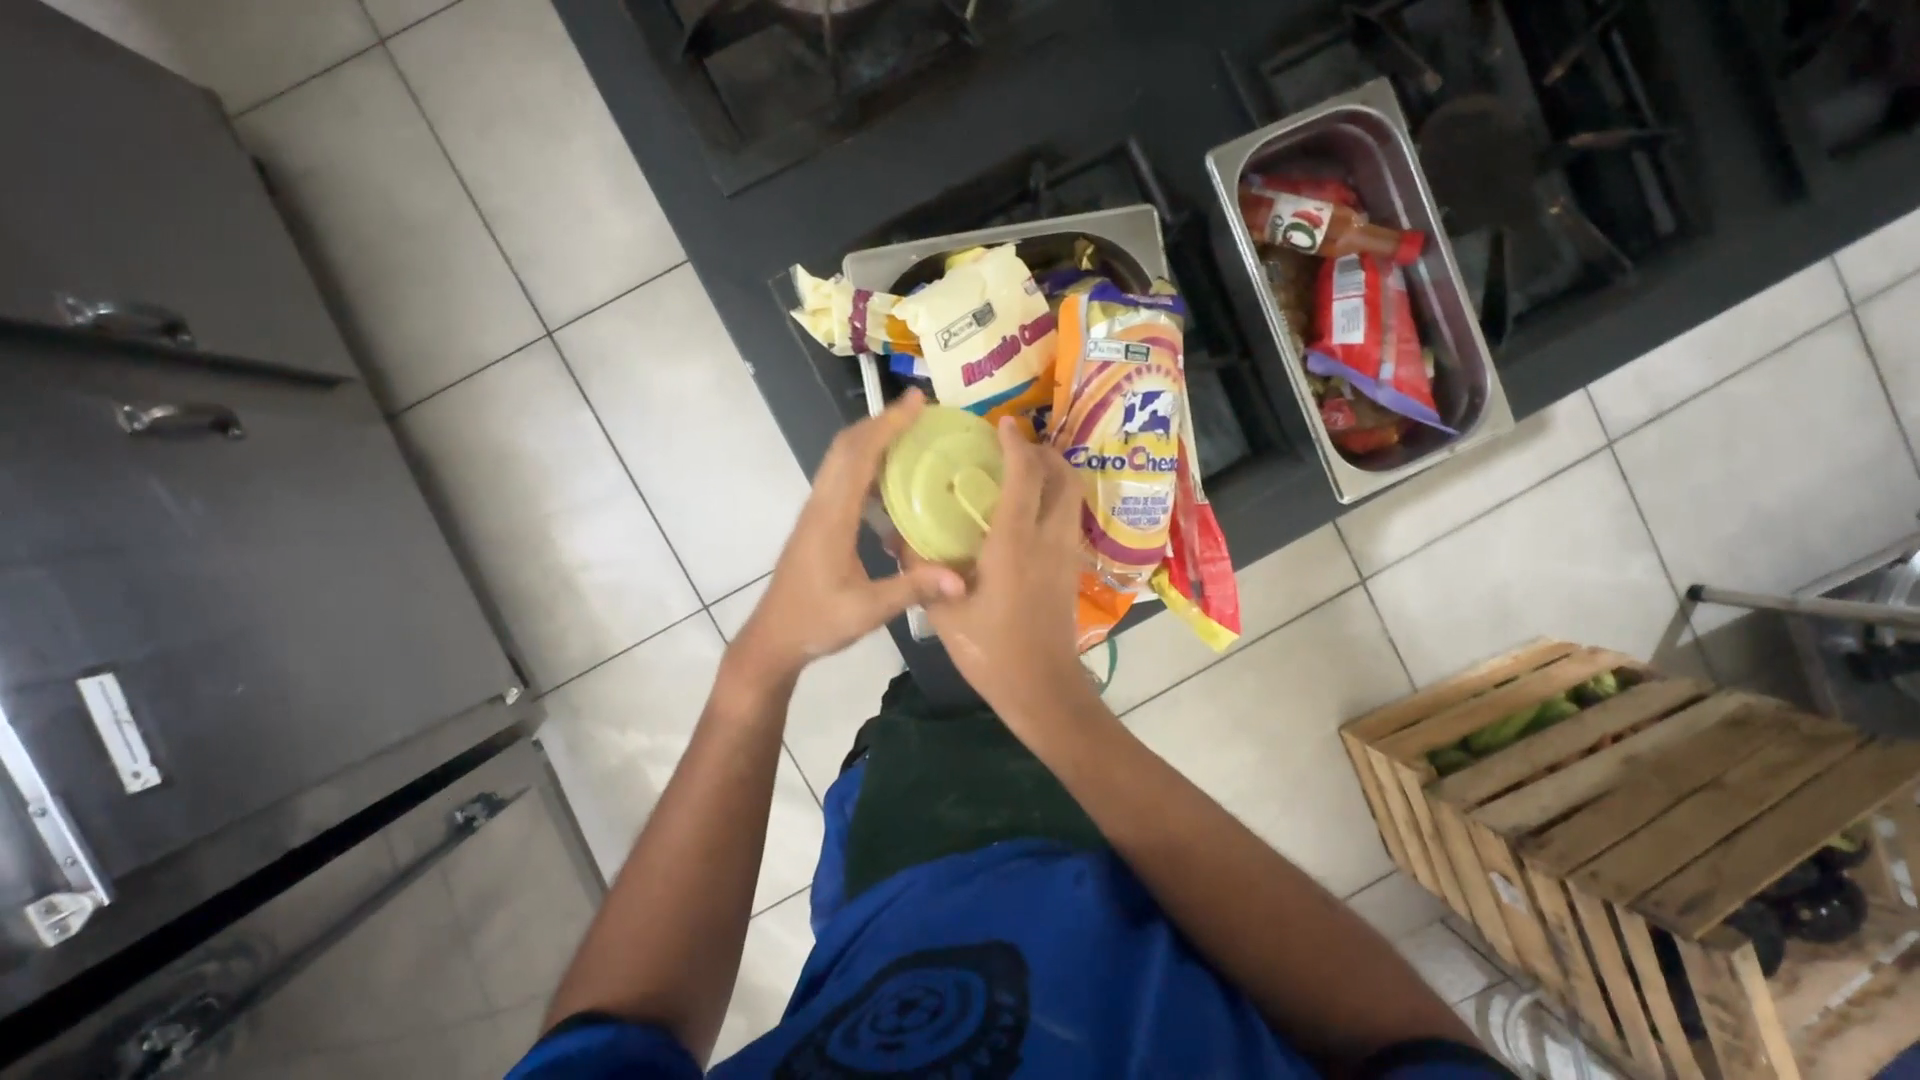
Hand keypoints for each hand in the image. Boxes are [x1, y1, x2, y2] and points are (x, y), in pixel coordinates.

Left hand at [731, 390, 965, 684]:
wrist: (773, 638)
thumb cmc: (816, 622)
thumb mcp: (867, 611)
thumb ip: (912, 590)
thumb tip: (962, 580)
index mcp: (831, 517)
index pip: (858, 456)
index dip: (887, 424)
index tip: (917, 402)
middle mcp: (821, 505)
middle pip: (846, 447)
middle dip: (882, 421)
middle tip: (920, 409)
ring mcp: (816, 512)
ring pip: (841, 460)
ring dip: (872, 438)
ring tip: (910, 433)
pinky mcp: (818, 522)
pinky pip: (842, 478)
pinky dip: (866, 462)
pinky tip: (893, 477)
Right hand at [913, 417, 1090, 723]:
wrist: (1042, 690)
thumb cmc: (991, 652)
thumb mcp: (944, 614)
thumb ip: (922, 572)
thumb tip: (897, 539)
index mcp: (1014, 544)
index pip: (1025, 476)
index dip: (1015, 445)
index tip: (1001, 426)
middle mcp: (1048, 540)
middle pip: (1063, 478)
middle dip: (1043, 453)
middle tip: (1015, 448)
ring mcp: (1066, 555)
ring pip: (1072, 498)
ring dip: (1054, 475)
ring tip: (1023, 473)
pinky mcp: (1072, 571)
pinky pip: (1069, 519)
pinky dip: (1055, 501)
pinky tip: (1028, 514)